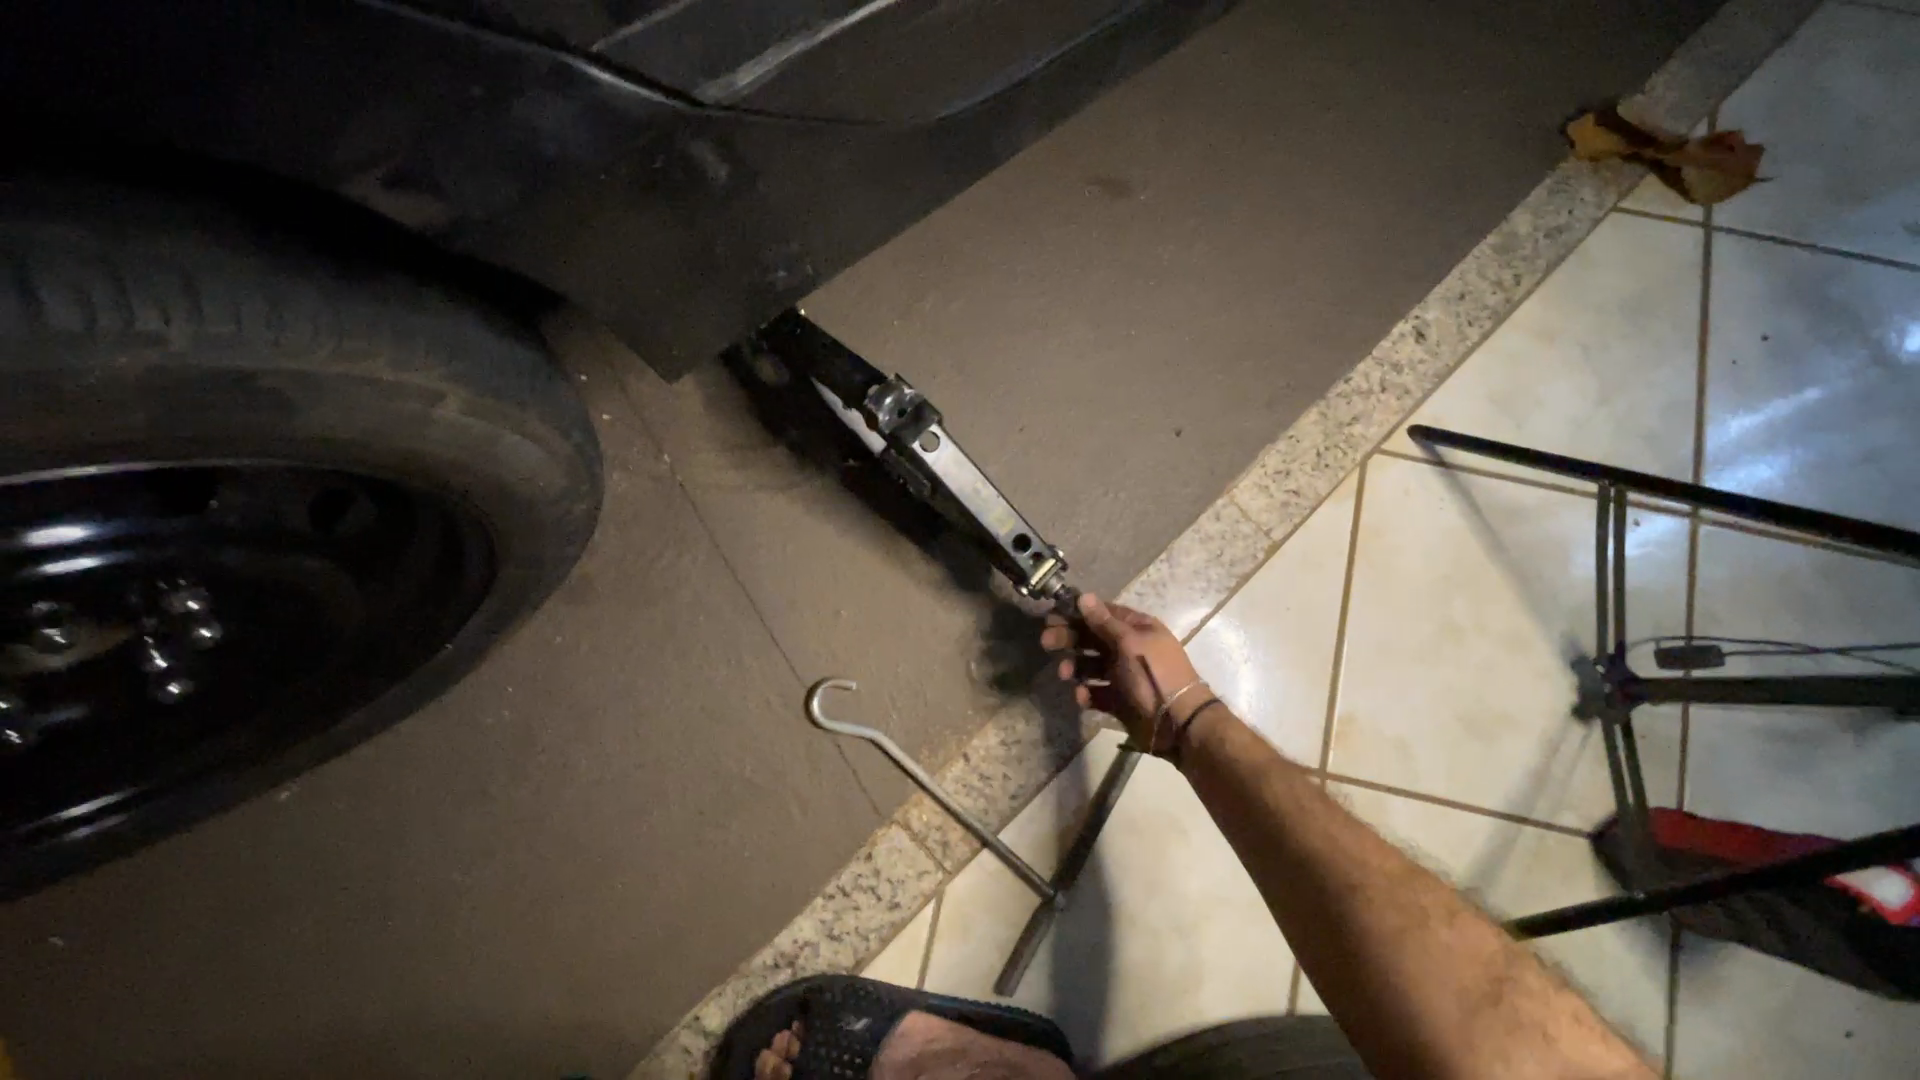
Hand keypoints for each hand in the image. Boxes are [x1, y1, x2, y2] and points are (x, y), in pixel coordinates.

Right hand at [1040, 593, 1205, 751]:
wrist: (1177, 723)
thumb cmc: (1154, 674)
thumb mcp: (1129, 642)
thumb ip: (1104, 622)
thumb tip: (1083, 596)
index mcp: (1137, 629)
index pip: (1103, 614)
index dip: (1078, 614)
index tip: (1052, 616)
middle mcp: (1130, 649)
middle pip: (1093, 639)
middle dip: (1070, 639)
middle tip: (1046, 642)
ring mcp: (1124, 676)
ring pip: (1092, 667)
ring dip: (1076, 667)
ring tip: (1065, 673)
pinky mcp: (1119, 701)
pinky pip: (1097, 693)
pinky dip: (1087, 694)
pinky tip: (1082, 696)